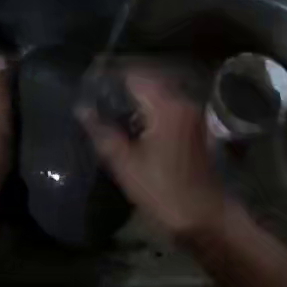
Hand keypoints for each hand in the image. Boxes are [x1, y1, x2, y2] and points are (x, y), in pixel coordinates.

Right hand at [79, 69, 230, 239]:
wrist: (203, 213)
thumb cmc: (162, 190)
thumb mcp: (125, 163)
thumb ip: (102, 131)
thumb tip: (82, 108)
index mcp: (166, 106)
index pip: (135, 73)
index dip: (111, 72)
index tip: (91, 76)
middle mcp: (184, 101)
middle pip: (151, 78)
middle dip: (125, 81)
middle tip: (99, 89)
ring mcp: (195, 113)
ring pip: (162, 90)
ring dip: (140, 92)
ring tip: (113, 102)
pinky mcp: (198, 125)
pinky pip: (171, 104)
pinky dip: (153, 104)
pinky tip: (136, 118)